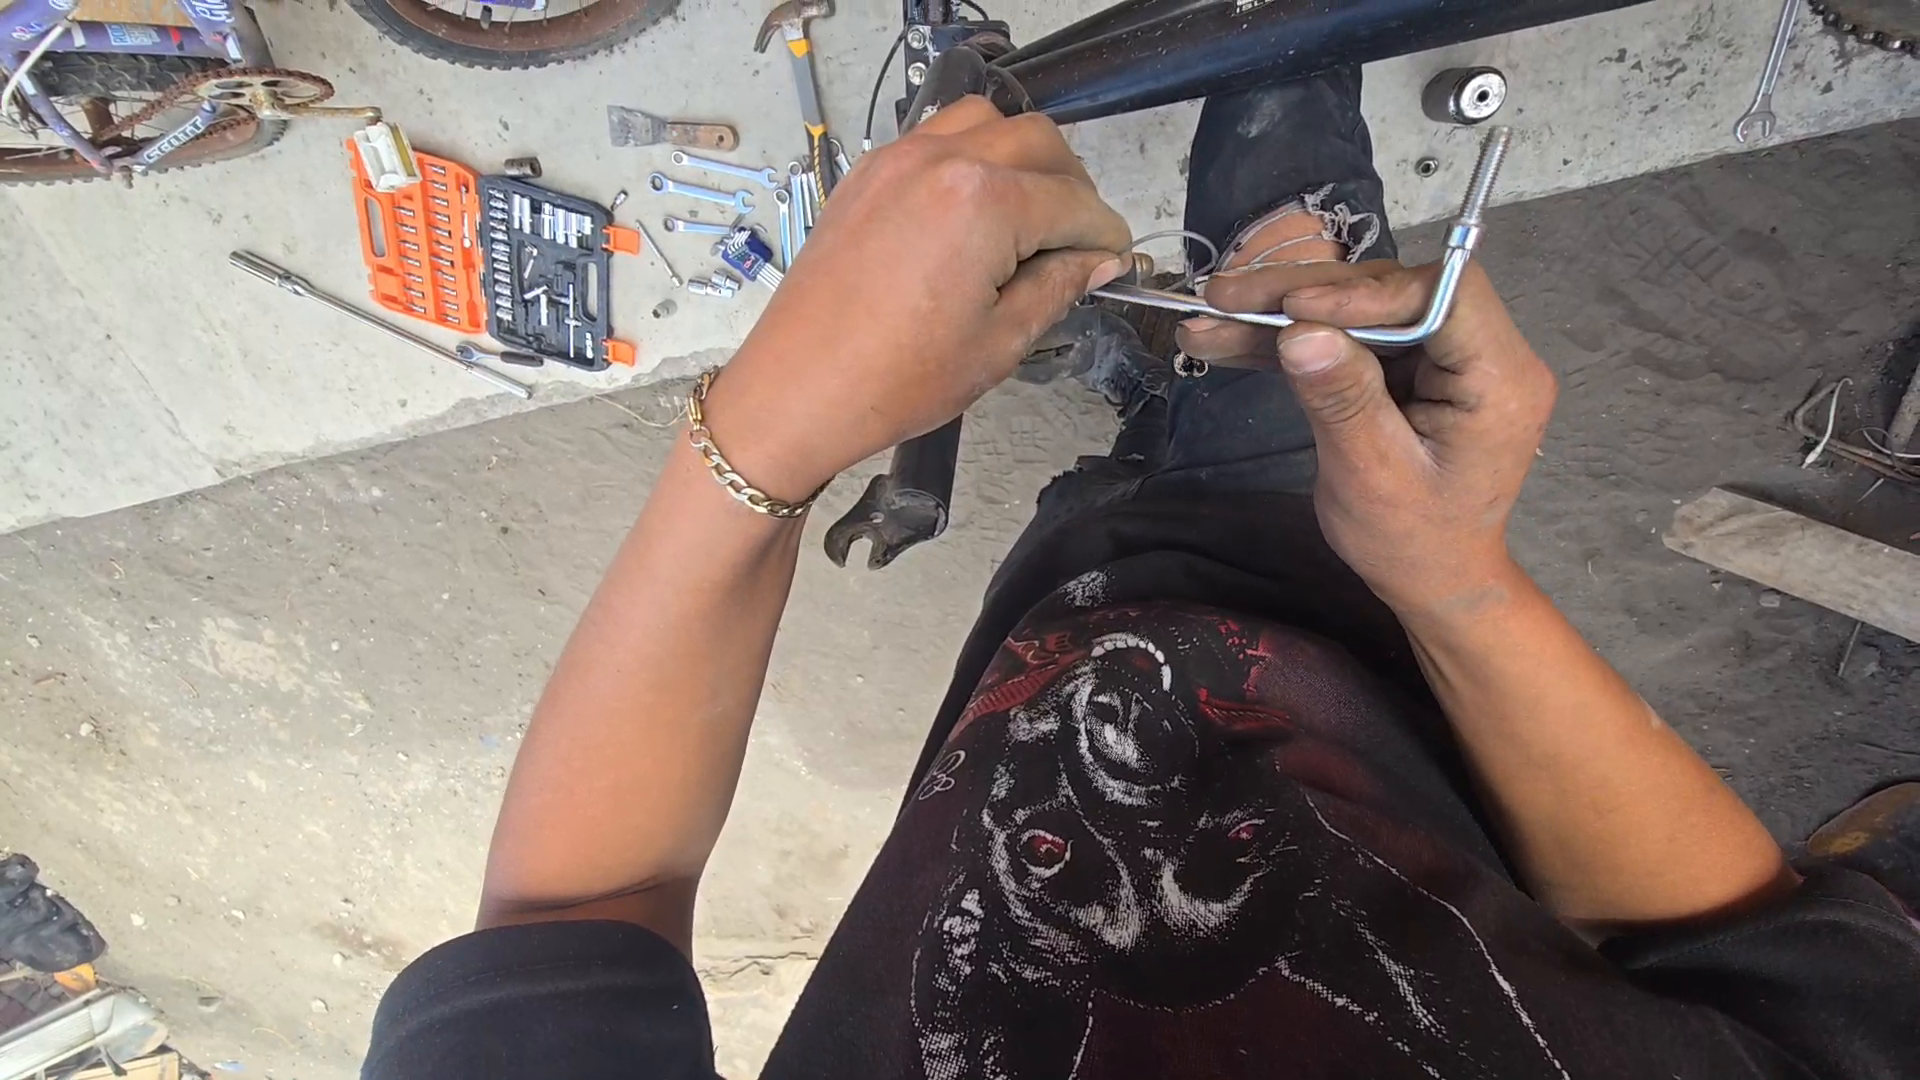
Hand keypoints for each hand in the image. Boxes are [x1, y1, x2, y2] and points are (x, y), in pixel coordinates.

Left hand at [700, 97, 1131, 502]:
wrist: (799, 389)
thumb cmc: (896, 381)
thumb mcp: (997, 346)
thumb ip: (1055, 289)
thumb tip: (1095, 260)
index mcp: (982, 203)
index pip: (1072, 202)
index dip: (1104, 234)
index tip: (1114, 260)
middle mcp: (941, 160)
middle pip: (1038, 143)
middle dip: (1072, 188)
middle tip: (1077, 244)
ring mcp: (896, 161)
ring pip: (987, 125)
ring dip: (1023, 162)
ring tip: (1028, 221)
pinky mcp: (867, 176)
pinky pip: (936, 140)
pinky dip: (972, 161)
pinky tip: (974, 213)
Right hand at [1177, 261, 1556, 614]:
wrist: (1428, 576)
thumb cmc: (1408, 539)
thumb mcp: (1369, 475)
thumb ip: (1341, 400)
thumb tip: (1298, 334)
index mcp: (1496, 377)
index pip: (1442, 298)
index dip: (1364, 293)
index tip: (1291, 309)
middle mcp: (1474, 353)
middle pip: (1385, 295)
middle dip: (1300, 294)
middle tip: (1223, 297)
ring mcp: (1433, 360)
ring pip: (1353, 313)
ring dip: (1277, 315)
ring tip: (1210, 316)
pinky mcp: (1399, 372)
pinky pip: (1342, 343)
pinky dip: (1285, 344)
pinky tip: (1228, 341)